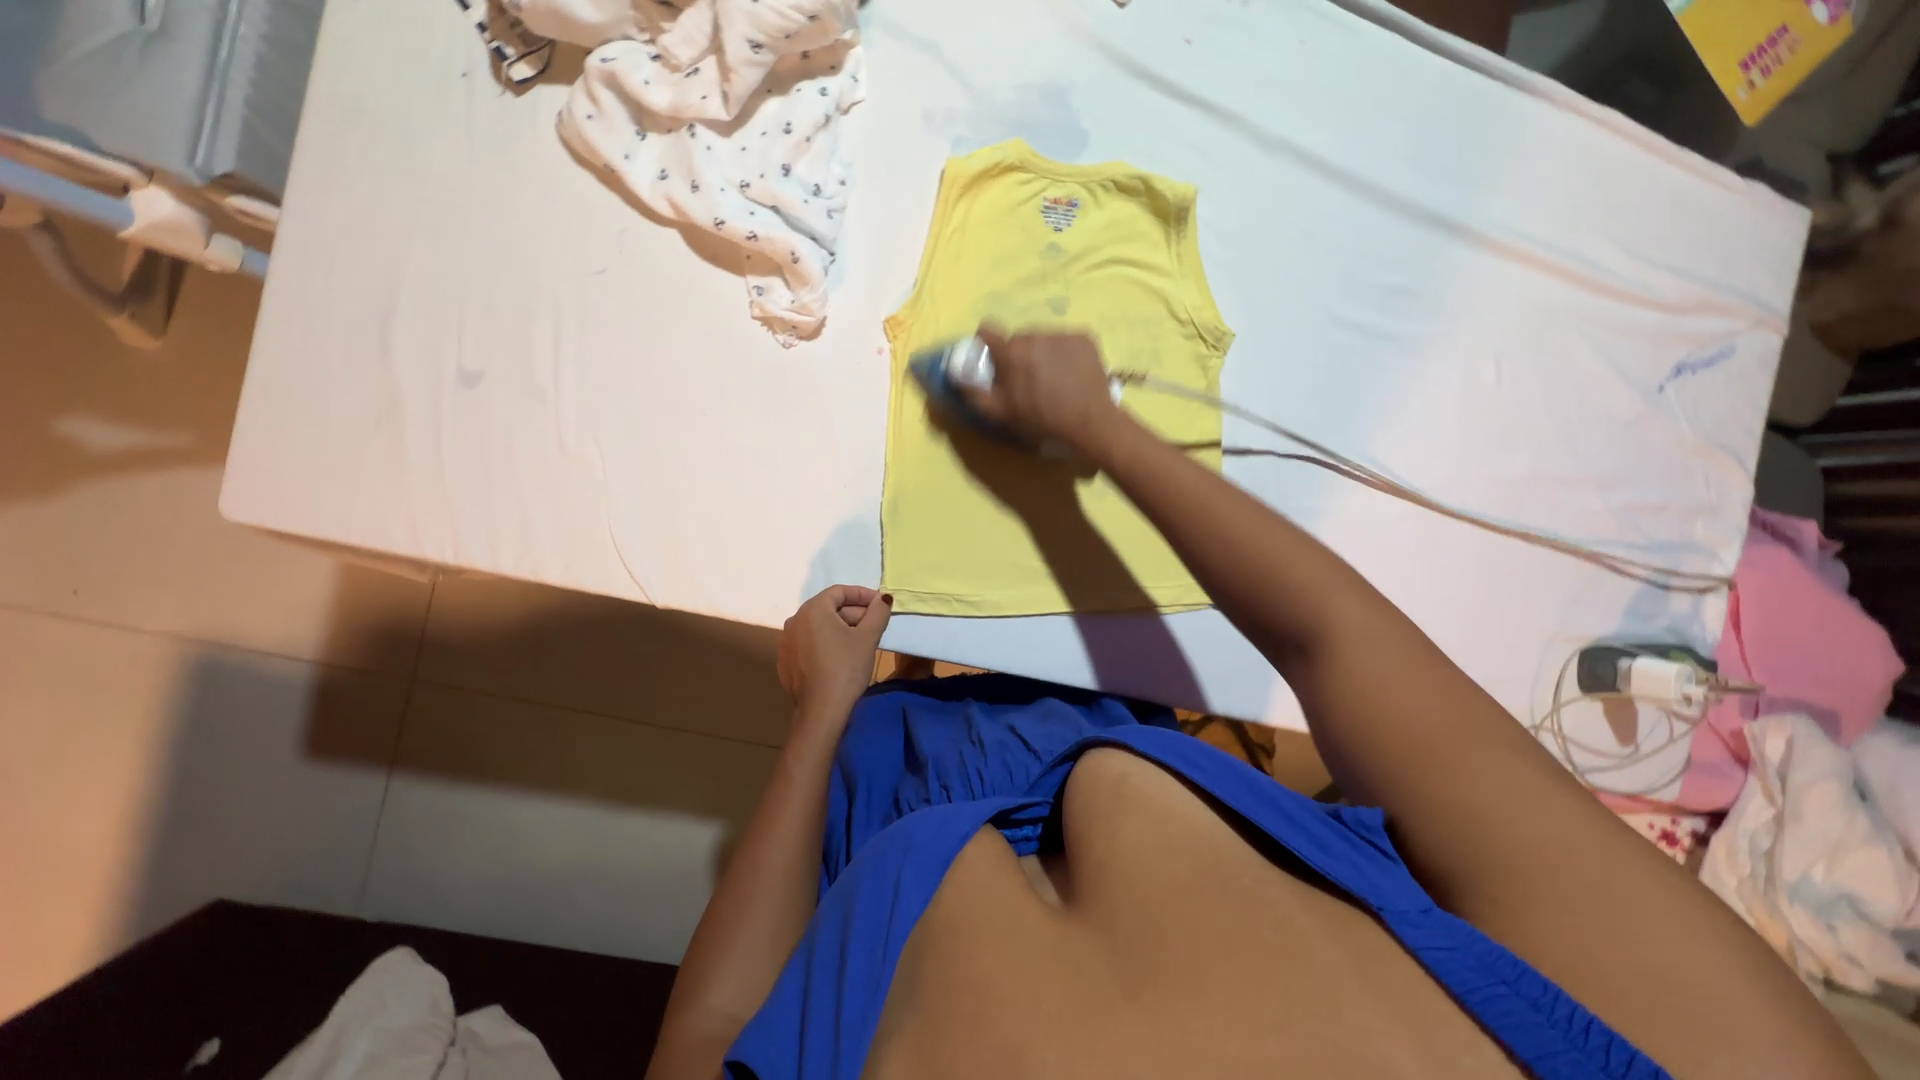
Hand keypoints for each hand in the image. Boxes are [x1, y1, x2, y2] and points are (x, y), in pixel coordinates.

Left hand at [777, 585, 891, 718]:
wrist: (821, 710)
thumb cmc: (846, 668)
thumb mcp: (868, 638)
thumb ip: (878, 612)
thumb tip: (884, 598)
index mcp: (812, 610)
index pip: (839, 592)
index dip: (863, 594)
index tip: (880, 604)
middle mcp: (794, 621)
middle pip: (828, 609)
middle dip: (853, 614)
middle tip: (875, 625)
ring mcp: (786, 642)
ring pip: (818, 627)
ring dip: (840, 629)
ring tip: (860, 641)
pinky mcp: (786, 662)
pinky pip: (809, 644)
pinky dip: (826, 644)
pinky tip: (840, 658)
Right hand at [963, 323, 1121, 452]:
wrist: (1091, 422)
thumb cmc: (1043, 420)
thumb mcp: (1001, 414)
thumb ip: (974, 392)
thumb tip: (957, 373)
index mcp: (1011, 351)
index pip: (987, 330)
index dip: (987, 344)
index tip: (995, 360)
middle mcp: (1035, 334)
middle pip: (1018, 338)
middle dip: (1019, 354)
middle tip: (1029, 380)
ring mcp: (1062, 333)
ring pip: (1043, 338)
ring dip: (1042, 352)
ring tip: (1053, 378)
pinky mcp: (1084, 336)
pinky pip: (1066, 340)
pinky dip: (1065, 352)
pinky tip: (1071, 373)